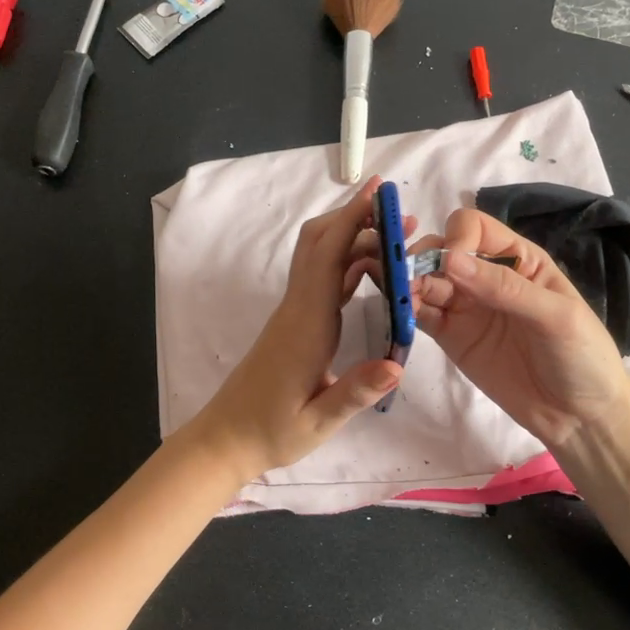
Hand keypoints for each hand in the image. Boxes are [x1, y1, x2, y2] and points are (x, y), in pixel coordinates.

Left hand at [183, 177, 406, 482]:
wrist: (226, 438)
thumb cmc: (270, 432)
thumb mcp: (317, 422)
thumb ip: (355, 392)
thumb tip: (397, 366)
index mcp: (307, 327)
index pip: (328, 258)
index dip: (352, 220)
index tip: (378, 191)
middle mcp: (298, 310)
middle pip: (320, 244)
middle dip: (358, 219)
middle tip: (403, 218)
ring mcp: (295, 314)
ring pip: (320, 258)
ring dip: (355, 239)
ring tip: (399, 241)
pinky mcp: (296, 323)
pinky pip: (322, 280)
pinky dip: (347, 264)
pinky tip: (373, 269)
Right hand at [411, 209, 629, 447]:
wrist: (579, 416)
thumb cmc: (582, 357)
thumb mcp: (555, 316)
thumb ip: (504, 287)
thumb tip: (450, 261)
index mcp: (519, 259)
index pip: (474, 228)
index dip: (456, 239)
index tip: (449, 266)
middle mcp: (487, 276)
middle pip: (442, 250)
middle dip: (422, 259)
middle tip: (409, 282)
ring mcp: (466, 308)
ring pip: (426, 281)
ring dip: (408, 283)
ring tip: (401, 299)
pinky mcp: (451, 338)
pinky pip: (422, 315)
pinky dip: (406, 311)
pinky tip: (401, 315)